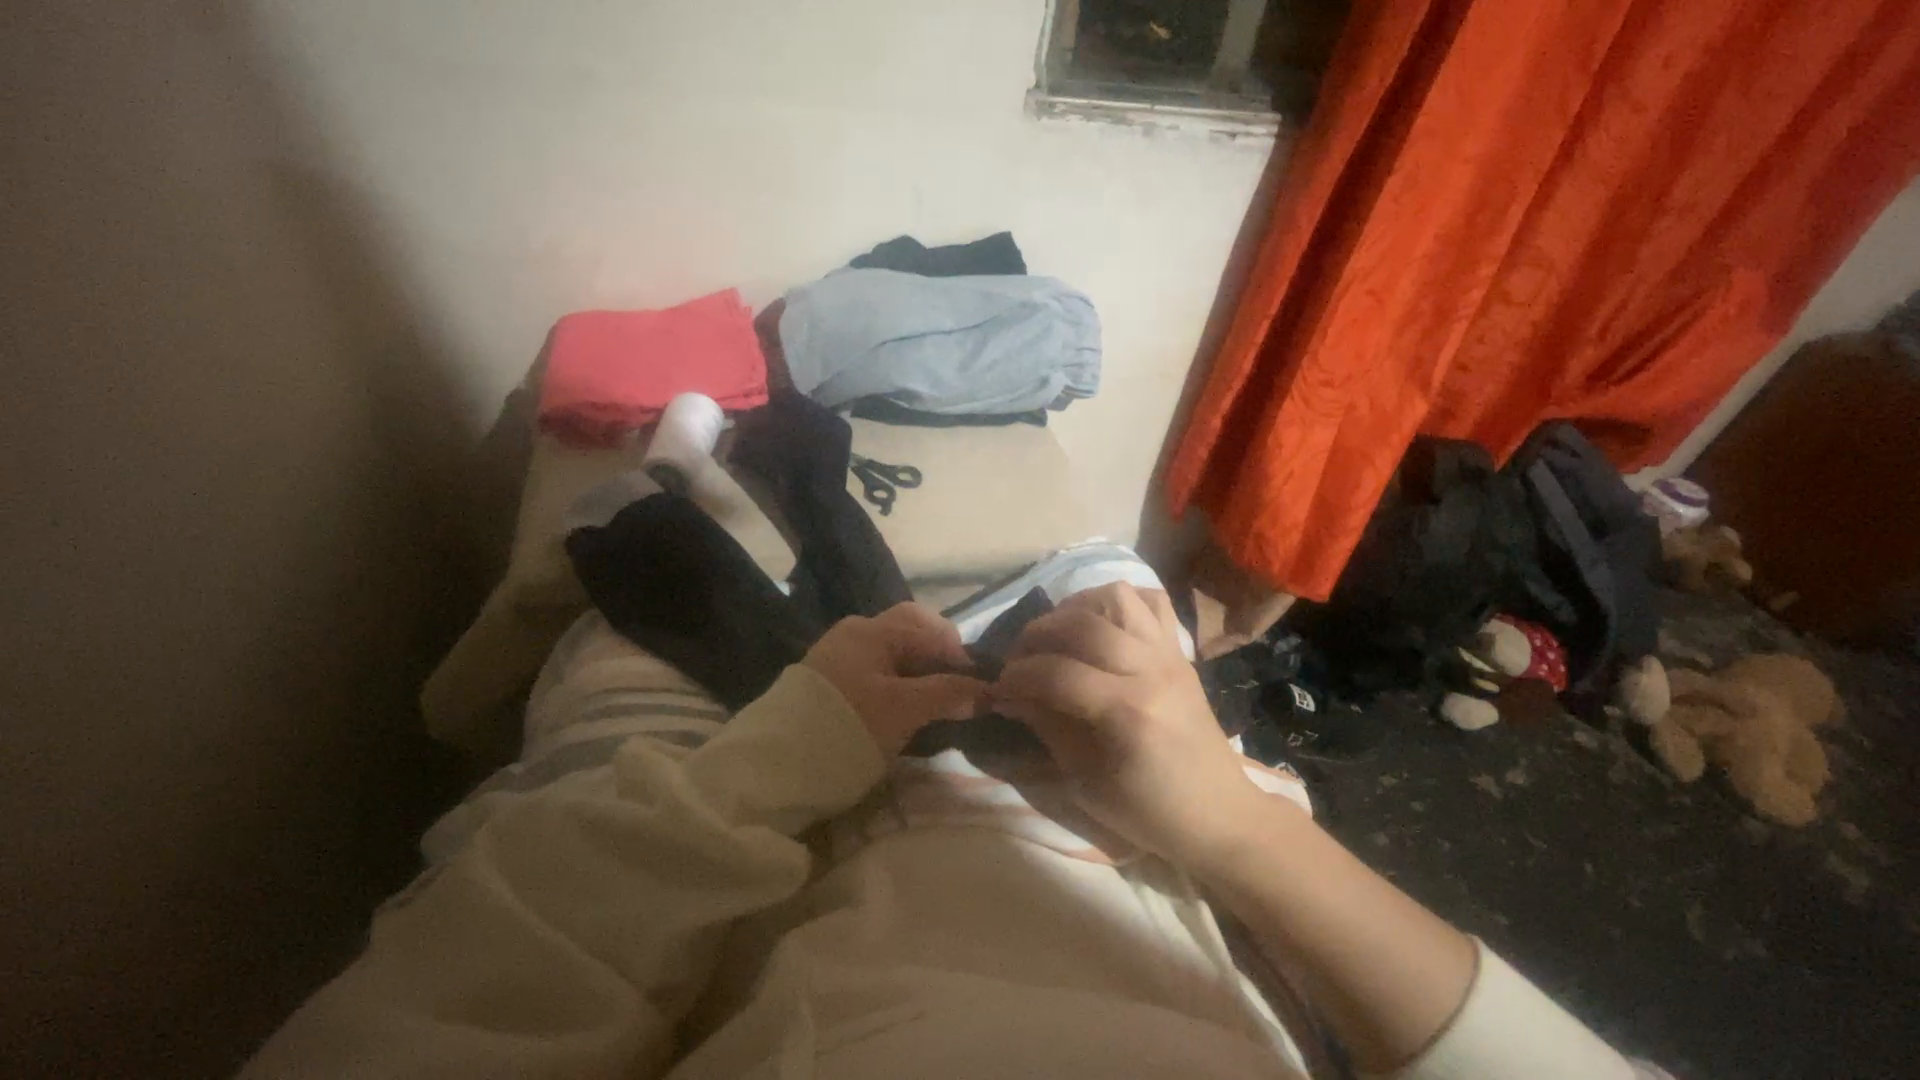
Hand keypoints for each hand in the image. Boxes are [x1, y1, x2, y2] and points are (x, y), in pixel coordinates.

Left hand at [804, 603, 986, 755]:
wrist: (778, 764)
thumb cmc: (849, 726)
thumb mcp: (904, 710)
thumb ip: (946, 694)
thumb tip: (985, 691)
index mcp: (872, 630)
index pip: (930, 627)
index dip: (959, 655)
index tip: (978, 688)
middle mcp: (854, 633)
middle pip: (910, 633)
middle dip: (939, 658)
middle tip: (957, 690)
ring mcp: (838, 656)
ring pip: (893, 654)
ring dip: (919, 673)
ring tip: (935, 704)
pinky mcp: (829, 682)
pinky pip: (876, 671)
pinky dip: (898, 684)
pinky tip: (905, 708)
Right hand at [987, 583, 1273, 864]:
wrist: (1217, 815)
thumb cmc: (1147, 811)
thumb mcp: (1084, 780)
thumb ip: (1046, 726)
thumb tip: (1008, 693)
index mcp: (1127, 712)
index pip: (1056, 673)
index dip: (1016, 676)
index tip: (997, 688)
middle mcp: (1151, 671)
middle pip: (1082, 624)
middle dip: (1037, 634)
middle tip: (1018, 659)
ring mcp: (1170, 655)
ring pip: (1117, 597)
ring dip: (1076, 607)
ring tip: (1057, 633)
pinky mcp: (1179, 652)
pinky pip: (1151, 602)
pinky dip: (1119, 602)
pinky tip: (1099, 624)